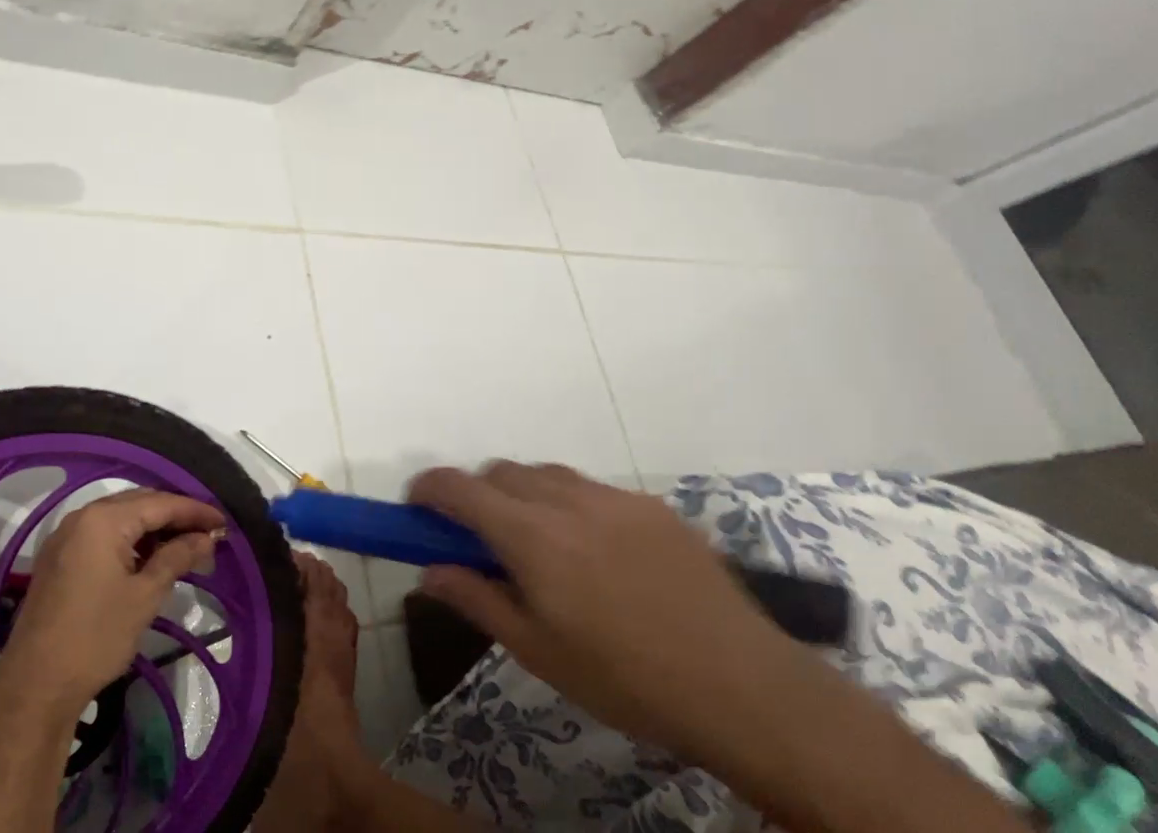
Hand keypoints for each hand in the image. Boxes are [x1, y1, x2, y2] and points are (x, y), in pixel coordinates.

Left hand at [0, 488, 224, 710]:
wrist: (38, 681)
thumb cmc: (97, 636)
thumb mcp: (145, 596)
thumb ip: (177, 557)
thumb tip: (206, 538)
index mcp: (103, 520)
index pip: (160, 503)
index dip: (195, 511)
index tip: (224, 523)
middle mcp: (82, 517)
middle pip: (138, 503)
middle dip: (175, 516)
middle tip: (209, 535)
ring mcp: (66, 537)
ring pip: (120, 519)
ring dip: (153, 529)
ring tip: (186, 548)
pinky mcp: (59, 558)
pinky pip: (102, 535)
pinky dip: (130, 541)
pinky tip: (150, 559)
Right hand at [409, 462, 799, 758]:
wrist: (741, 686)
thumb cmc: (623, 679)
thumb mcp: (536, 650)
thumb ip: (477, 600)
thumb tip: (429, 571)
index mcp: (532, 537)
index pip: (461, 487)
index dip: (429, 489)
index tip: (416, 507)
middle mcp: (570, 501)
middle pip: (502, 472)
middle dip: (476, 493)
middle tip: (476, 538)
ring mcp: (618, 500)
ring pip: (548, 475)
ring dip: (523, 494)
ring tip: (535, 543)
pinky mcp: (655, 509)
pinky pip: (593, 489)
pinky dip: (569, 504)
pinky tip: (591, 552)